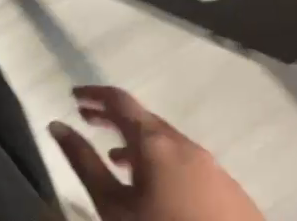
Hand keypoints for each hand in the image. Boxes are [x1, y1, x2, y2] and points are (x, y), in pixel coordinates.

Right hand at [50, 86, 263, 220]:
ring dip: (142, 144)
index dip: (93, 94)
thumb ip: (82, 160)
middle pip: (147, 120)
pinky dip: (169, 165)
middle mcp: (189, 147)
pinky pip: (195, 167)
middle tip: (89, 123)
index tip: (73, 96)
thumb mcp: (112, 203)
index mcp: (155, 142)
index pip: (120, 101)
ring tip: (120, 162)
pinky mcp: (239, 197)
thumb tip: (56, 124)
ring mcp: (219, 172)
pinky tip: (162, 190)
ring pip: (172, 145)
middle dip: (115, 118)